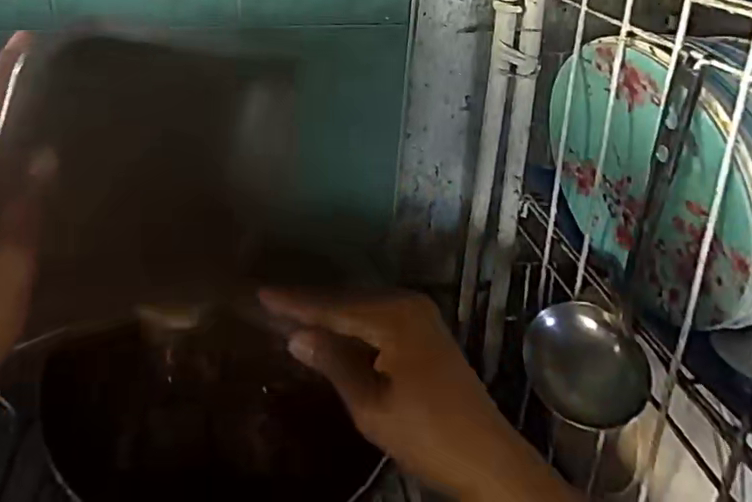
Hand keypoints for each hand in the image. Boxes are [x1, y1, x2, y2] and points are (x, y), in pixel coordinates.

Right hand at [259, 288, 572, 501]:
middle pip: (348, 299)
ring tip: (293, 313)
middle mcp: (406, 303)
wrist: (490, 460)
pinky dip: (352, 322)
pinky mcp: (425, 330)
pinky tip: (334, 328)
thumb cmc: (427, 434)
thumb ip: (333, 363)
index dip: (295, 302)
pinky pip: (378, 316)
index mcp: (393, 316)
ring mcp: (419, 314)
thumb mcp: (371, 406)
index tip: (262, 292)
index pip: (333, 305)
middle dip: (311, 303)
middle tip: (272, 302)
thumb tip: (296, 335)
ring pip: (363, 306)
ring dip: (331, 312)